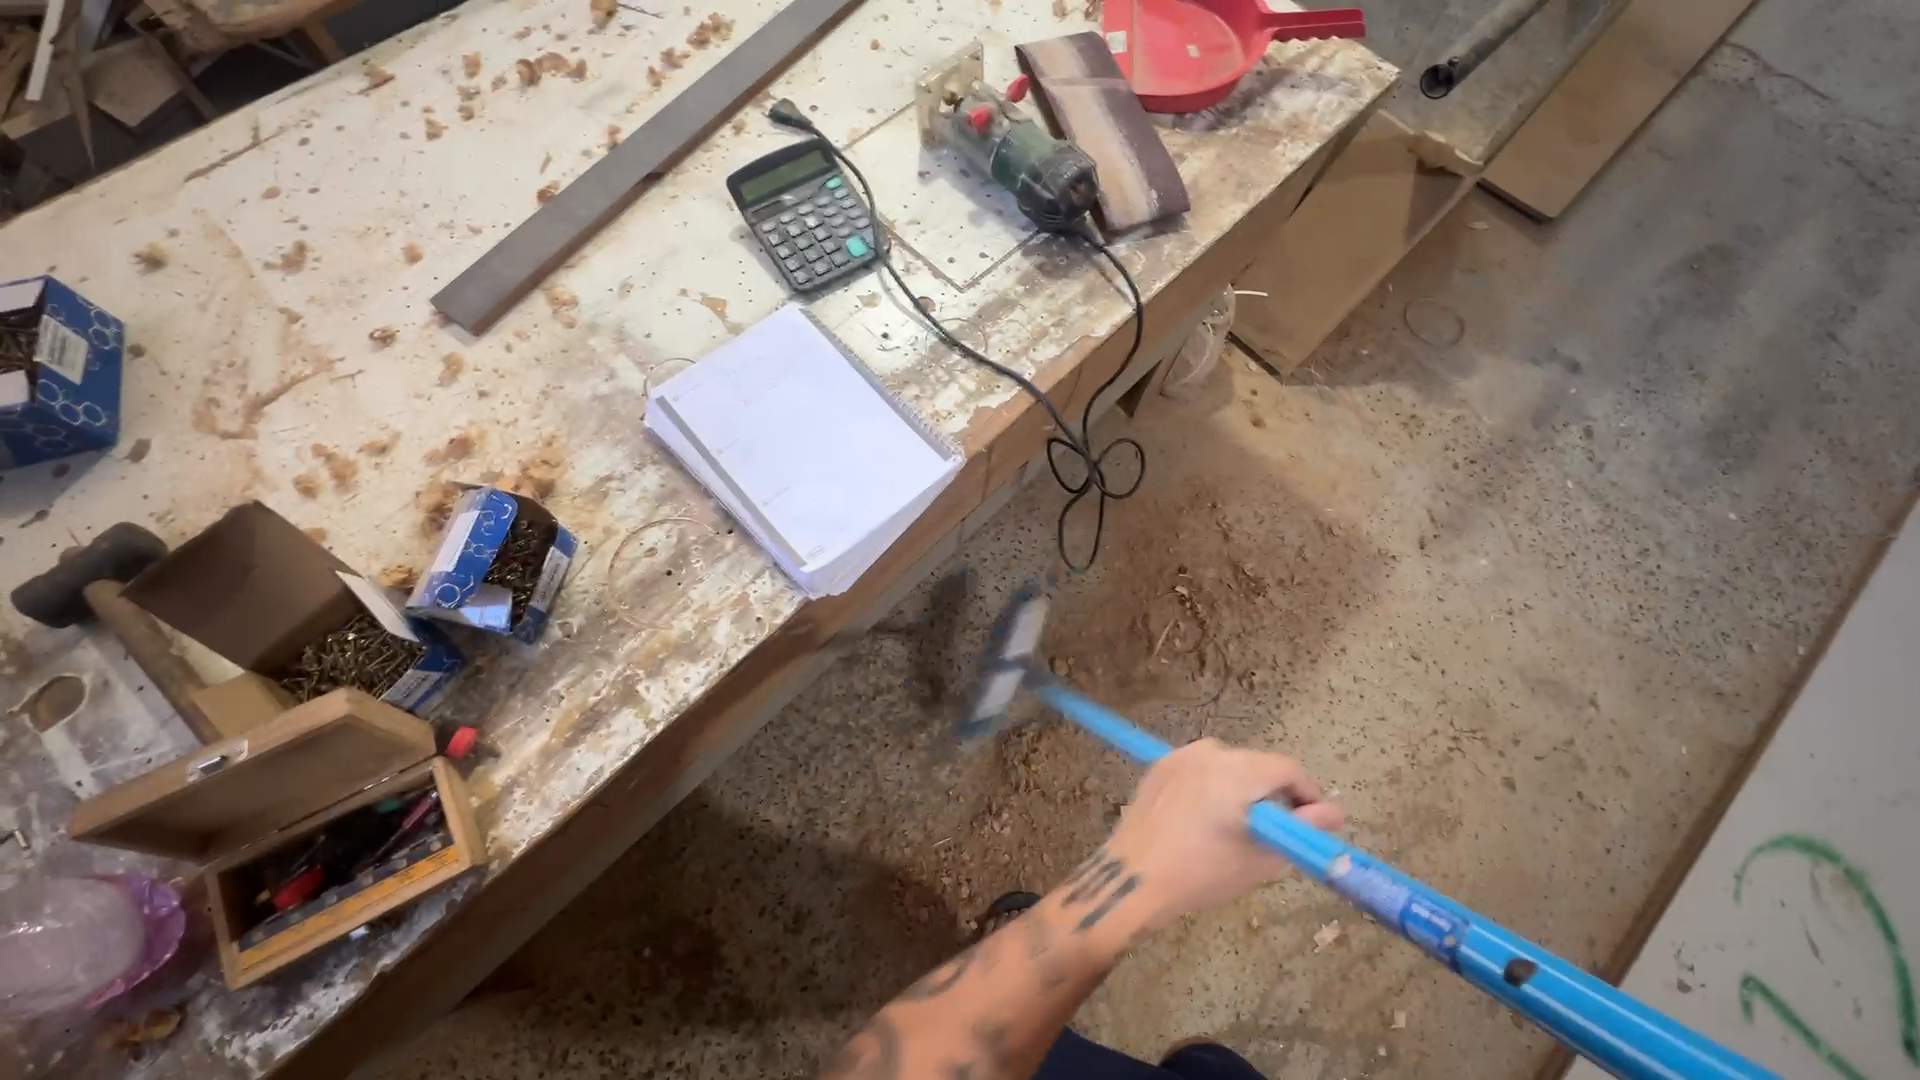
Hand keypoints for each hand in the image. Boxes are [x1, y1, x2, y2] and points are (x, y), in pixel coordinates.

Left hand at [1061, 739, 1343, 950]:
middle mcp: (1209, 750)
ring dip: (1243, 790)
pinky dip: (1213, 788)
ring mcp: (1179, 755)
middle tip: (1278, 833)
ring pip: (1228, 767)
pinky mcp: (1159, 767)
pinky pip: (1200, 771)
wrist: (1134, 875)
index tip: (1314, 825)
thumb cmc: (1202, 871)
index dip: (1308, 796)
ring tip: (1240, 829)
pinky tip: (1207, 822)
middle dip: (1274, 794)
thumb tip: (1334, 813)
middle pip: (1257, 765)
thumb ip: (1302, 830)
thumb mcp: (1262, 857)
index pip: (1288, 770)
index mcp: (1237, 768)